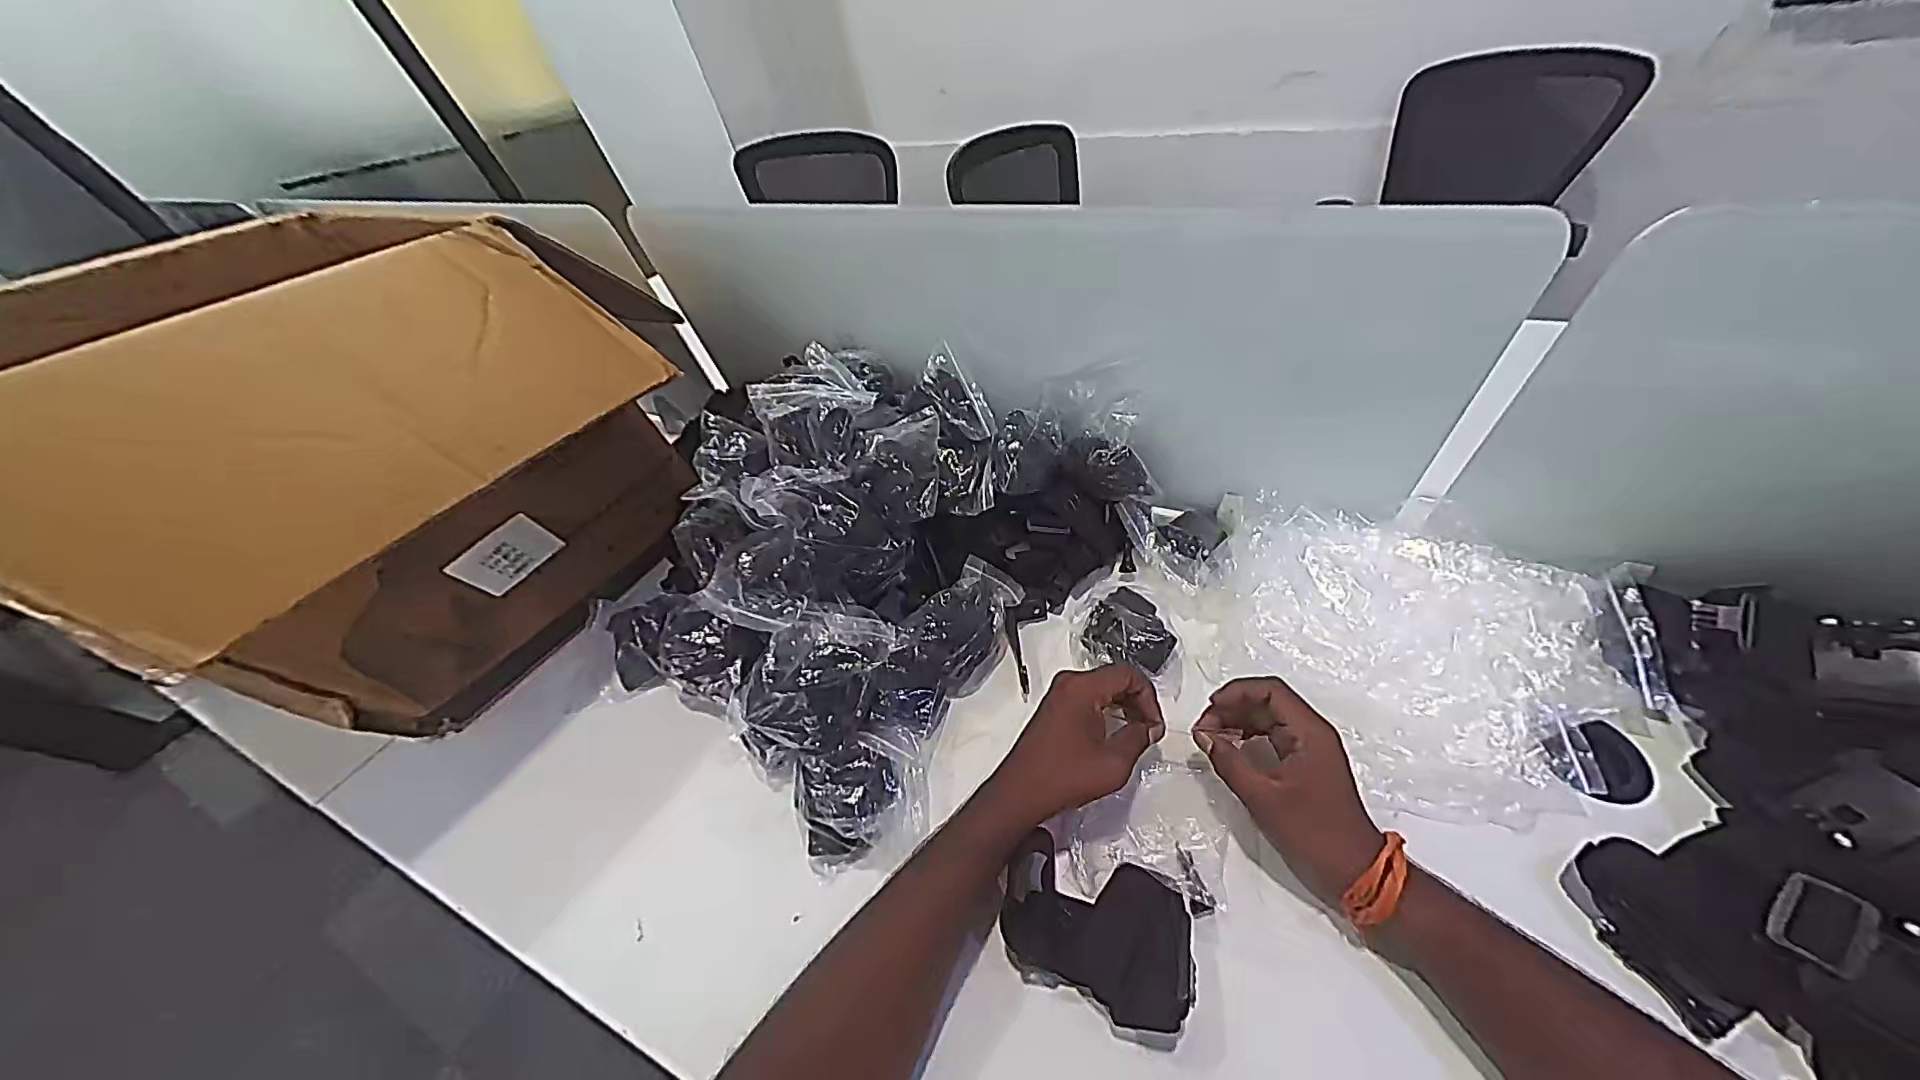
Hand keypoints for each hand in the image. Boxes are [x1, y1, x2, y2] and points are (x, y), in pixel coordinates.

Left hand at [978, 664, 1165, 831]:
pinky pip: (1087, 699)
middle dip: (1137, 702)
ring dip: (1123, 708)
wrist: (1022, 792)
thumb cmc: (1057, 777)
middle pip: (1114, 679)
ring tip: (1134, 735)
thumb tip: (1148, 729)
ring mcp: (1058, 696)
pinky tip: (1112, 736)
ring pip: (1102, 689)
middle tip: (1148, 728)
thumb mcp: (1114, 762)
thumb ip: (1138, 738)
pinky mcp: (1054, 709)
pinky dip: (1105, 712)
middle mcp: (1067, 685)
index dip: (1149, 697)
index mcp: (1081, 689)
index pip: (1128, 674)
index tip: (1154, 721)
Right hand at [1194, 676, 1384, 905]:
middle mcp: (1312, 733)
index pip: (1270, 691)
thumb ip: (1228, 761)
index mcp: (1309, 732)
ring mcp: (1310, 748)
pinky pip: (1273, 736)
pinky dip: (1248, 737)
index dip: (1236, 693)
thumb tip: (1204, 737)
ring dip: (1238, 722)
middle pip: (1267, 702)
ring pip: (1268, 719)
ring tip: (1211, 739)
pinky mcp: (1306, 763)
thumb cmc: (1315, 834)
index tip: (1210, 708)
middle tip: (1204, 729)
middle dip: (1232, 709)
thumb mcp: (1262, 797)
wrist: (1355, 871)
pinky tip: (1230, 750)